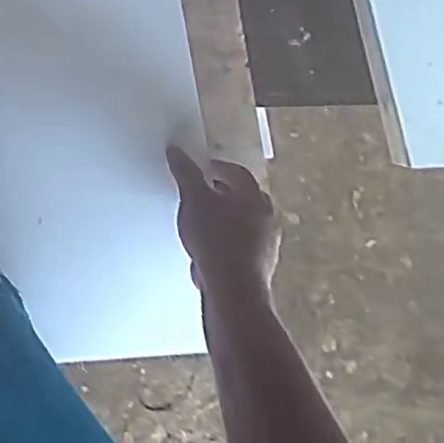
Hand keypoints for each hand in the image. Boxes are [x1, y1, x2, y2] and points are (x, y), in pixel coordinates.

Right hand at [167, 146, 280, 303]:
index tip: (200, 168)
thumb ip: (185, 172)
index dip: (216, 166)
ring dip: (224, 216)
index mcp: (254, 197)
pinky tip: (208, 245)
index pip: (236, 172)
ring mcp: (266, 244)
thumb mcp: (193, 198)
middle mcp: (266, 218)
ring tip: (201, 218)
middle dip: (222, 191)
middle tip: (201, 190)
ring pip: (243, 221)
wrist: (232, 291)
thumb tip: (176, 151)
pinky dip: (226, 238)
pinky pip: (240, 243)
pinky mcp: (258, 266)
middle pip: (243, 196)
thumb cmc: (216, 238)